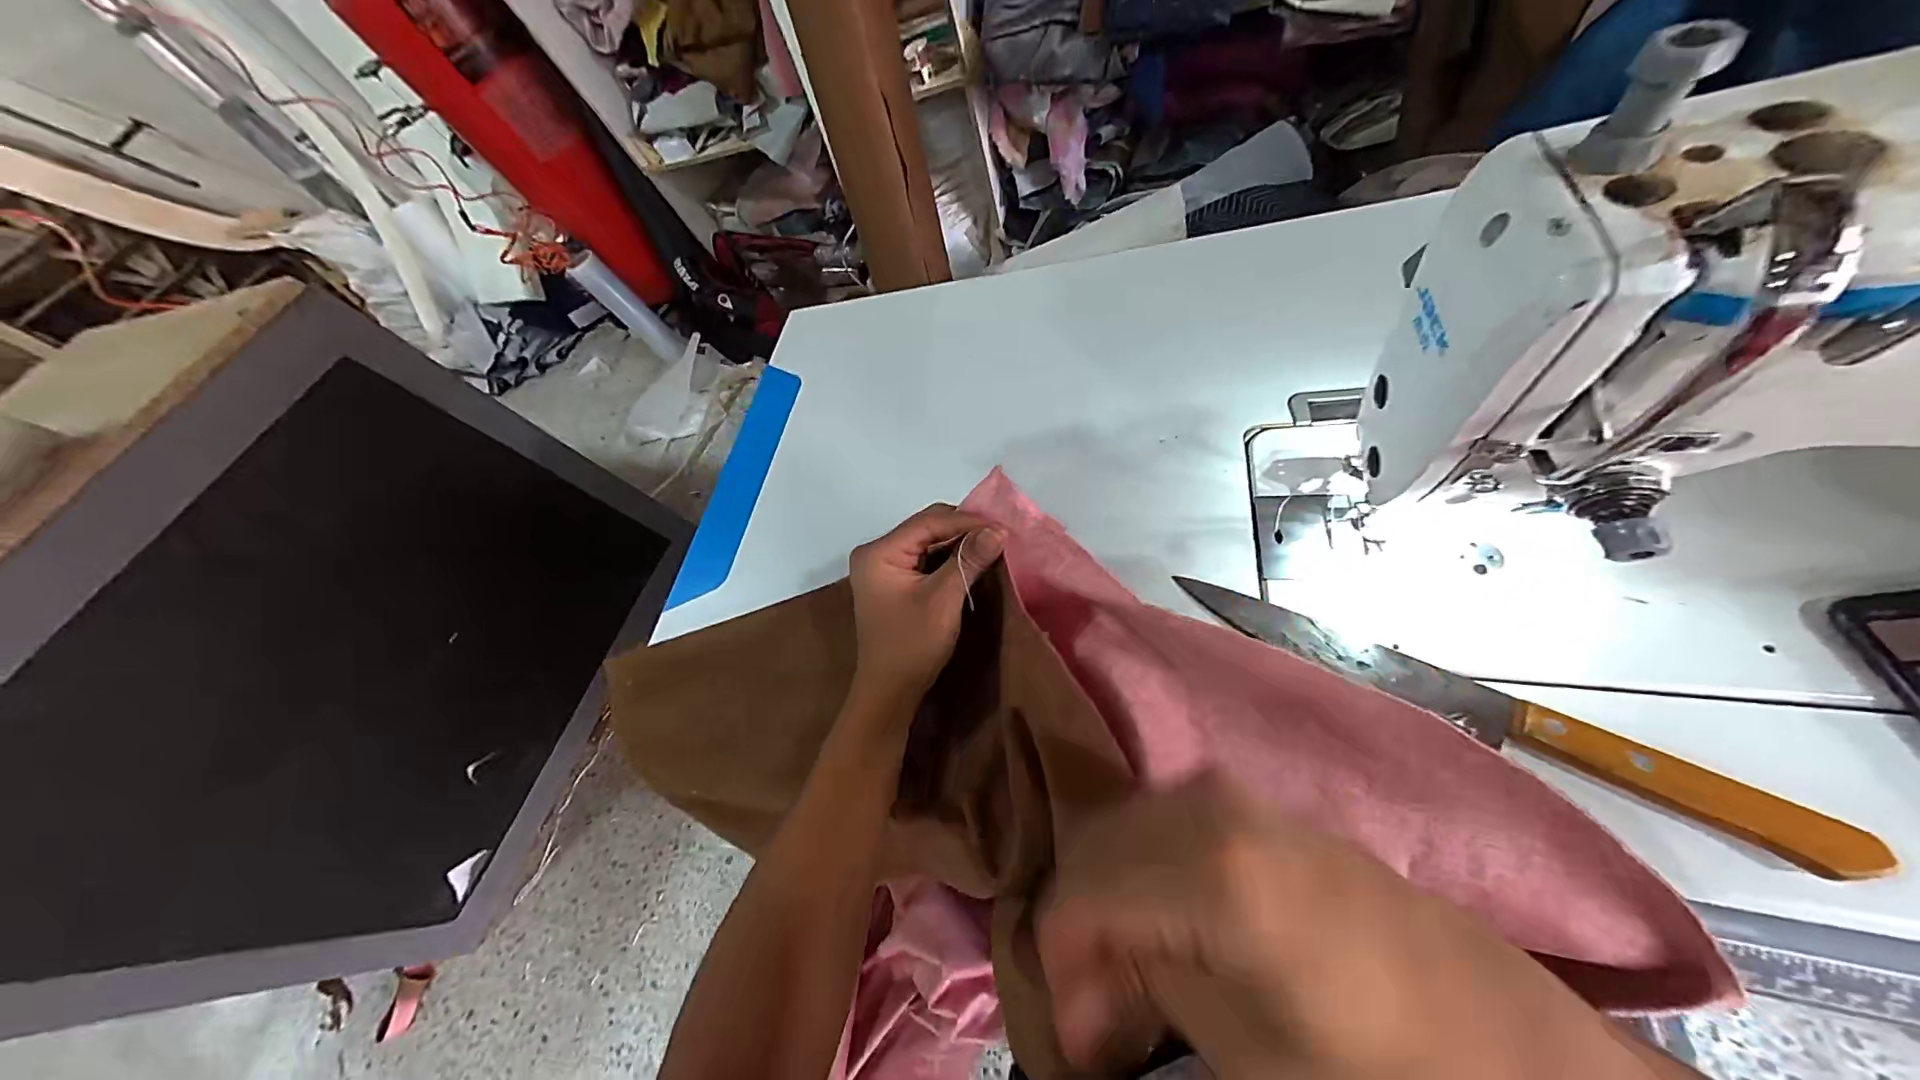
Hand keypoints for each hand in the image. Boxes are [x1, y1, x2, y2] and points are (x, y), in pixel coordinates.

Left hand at [847, 503, 1004, 705]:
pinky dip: (948, 559)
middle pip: (926, 527)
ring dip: (958, 544)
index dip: (967, 521)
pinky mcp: (892, 582)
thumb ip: (968, 560)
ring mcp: (882, 568)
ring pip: (927, 542)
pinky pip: (923, 559)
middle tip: (999, 536)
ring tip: (991, 545)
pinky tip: (972, 560)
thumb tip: (998, 530)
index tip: (1002, 527)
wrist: (890, 690)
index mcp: (879, 552)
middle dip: (963, 529)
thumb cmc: (912, 644)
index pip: (928, 522)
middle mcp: (876, 553)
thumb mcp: (944, 599)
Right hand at [1038, 776, 1668, 1079]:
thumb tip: (1090, 985)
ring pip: (1124, 830)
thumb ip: (1146, 990)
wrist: (1502, 1039)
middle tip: (1106, 1010)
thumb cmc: (1374, 1068)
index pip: (1080, 899)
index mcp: (1210, 871)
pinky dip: (1147, 872)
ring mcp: (1235, 794)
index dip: (1064, 970)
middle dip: (1084, 930)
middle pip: (1094, 852)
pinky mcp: (1257, 802)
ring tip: (1138, 971)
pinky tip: (1171, 925)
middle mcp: (1210, 807)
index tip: (1084, 1038)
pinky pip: (1164, 823)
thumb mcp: (1246, 1058)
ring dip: (1113, 898)